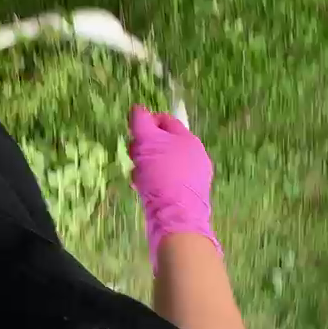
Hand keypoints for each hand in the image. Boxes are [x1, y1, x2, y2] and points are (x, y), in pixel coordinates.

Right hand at [128, 104, 220, 265]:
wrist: (176, 219)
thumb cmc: (162, 174)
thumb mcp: (147, 141)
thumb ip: (141, 121)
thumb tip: (138, 109)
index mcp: (188, 139)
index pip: (164, 120)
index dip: (146, 123)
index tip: (133, 134)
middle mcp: (194, 156)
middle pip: (162, 141)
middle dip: (143, 146)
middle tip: (133, 155)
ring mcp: (191, 177)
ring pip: (161, 162)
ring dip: (145, 165)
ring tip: (137, 175)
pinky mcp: (185, 195)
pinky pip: (164, 180)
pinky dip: (152, 181)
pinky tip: (143, 189)